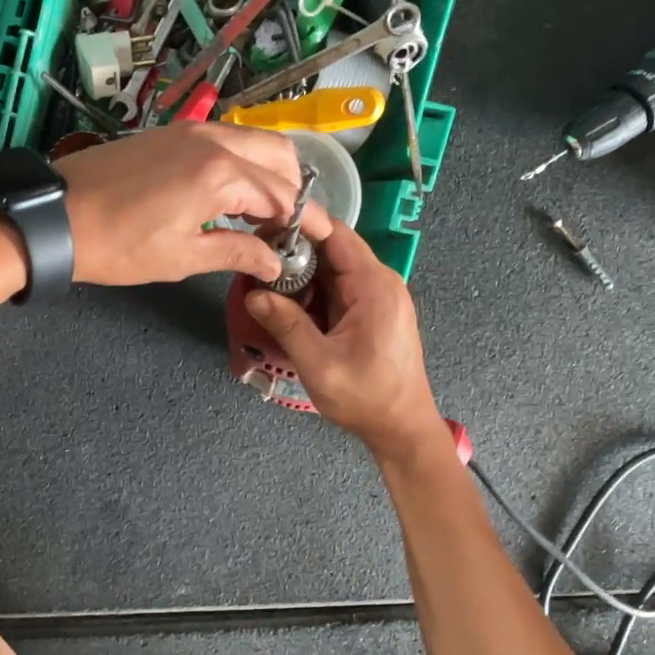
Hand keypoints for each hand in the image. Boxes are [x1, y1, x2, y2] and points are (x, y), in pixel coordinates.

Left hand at [55, 123, 330, 285]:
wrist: (54, 216)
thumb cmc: (117, 245)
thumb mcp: (181, 258)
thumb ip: (236, 253)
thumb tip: (274, 261)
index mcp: (221, 174)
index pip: (282, 194)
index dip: (301, 220)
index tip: (310, 240)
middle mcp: (213, 141)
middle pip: (279, 156)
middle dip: (292, 190)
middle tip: (282, 228)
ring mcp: (190, 131)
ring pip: (253, 140)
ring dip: (268, 172)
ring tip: (258, 213)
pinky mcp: (170, 132)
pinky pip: (225, 138)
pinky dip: (242, 160)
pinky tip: (228, 194)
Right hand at [244, 222, 443, 455]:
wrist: (402, 429)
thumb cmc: (367, 397)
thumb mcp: (319, 364)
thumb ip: (286, 326)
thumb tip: (252, 294)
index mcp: (374, 285)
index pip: (336, 233)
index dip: (299, 225)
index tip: (262, 230)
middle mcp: (379, 282)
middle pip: (331, 248)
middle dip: (293, 251)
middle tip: (253, 259)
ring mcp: (377, 296)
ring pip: (331, 268)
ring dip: (299, 272)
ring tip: (261, 280)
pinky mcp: (371, 312)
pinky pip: (336, 288)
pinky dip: (310, 290)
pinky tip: (284, 303)